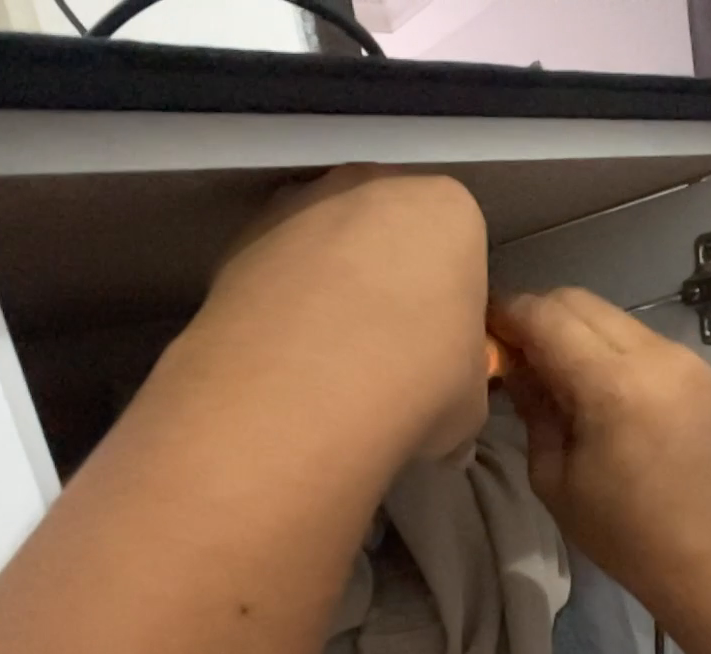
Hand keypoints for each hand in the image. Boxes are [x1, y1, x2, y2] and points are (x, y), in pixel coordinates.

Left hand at [189, 166, 490, 459]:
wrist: (300, 394)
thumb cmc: (415, 385)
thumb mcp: (469, 402)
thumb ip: (462, 386)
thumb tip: (447, 411)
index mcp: (448, 211)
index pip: (459, 253)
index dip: (450, 307)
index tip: (437, 352)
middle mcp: (372, 186)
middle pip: (389, 235)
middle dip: (389, 286)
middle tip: (384, 354)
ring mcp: (300, 205)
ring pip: (328, 248)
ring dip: (331, 292)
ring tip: (326, 363)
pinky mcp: (241, 238)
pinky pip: (279, 271)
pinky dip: (284, 305)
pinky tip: (286, 359)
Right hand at [492, 288, 710, 609]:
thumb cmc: (623, 535)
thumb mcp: (554, 479)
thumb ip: (533, 408)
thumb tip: (514, 365)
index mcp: (614, 387)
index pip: (546, 317)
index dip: (506, 314)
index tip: (479, 328)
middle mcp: (655, 356)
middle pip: (578, 301)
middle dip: (535, 316)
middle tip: (509, 352)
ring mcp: (683, 358)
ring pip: (609, 315)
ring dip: (569, 329)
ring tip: (547, 370)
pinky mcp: (699, 370)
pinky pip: (636, 338)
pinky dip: (602, 346)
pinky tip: (588, 383)